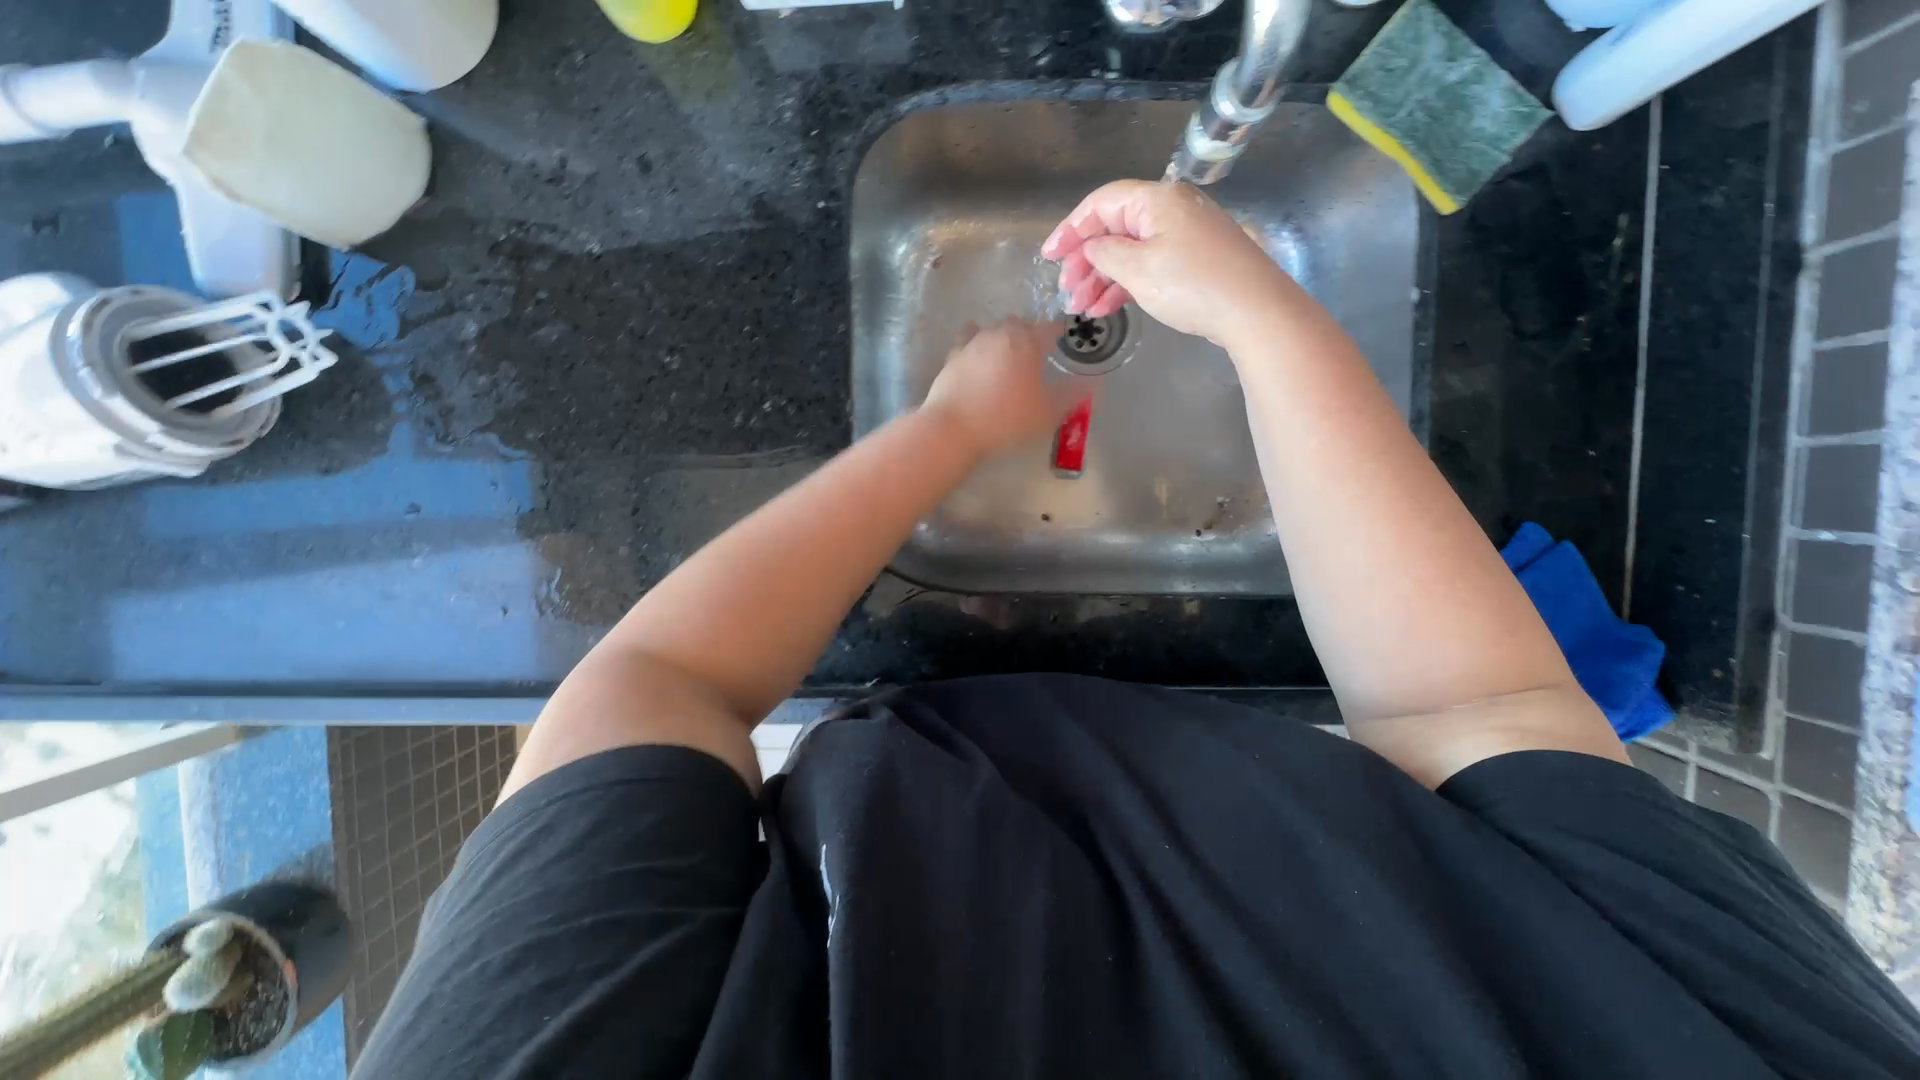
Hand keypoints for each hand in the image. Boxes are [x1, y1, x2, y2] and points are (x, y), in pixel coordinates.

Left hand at [922, 318, 1073, 456]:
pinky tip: (975, 344)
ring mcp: (973, 343)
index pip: (1048, 328)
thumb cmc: (1007, 418)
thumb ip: (1071, 394)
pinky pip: (967, 340)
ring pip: (993, 330)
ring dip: (1003, 336)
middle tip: (1036, 349)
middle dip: (1029, 333)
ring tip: (1008, 350)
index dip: (1058, 331)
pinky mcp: (952, 356)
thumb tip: (1092, 382)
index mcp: (1027, 342)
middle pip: (1019, 325)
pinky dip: (975, 340)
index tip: (1063, 335)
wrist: (954, 427)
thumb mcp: (1047, 412)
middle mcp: (1000, 334)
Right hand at [1042, 180, 1293, 347]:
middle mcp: (1172, 209)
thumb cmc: (1192, 285)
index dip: (1070, 229)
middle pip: (1116, 227)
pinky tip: (1108, 308)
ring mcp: (1186, 235)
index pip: (1102, 203)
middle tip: (1067, 291)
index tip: (1049, 257)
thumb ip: (1105, 253)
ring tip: (1082, 308)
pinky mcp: (1195, 260)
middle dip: (1086, 260)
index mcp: (1157, 199)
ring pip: (1131, 250)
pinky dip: (1126, 284)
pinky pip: (1149, 265)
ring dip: (1102, 278)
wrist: (1255, 311)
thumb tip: (1092, 247)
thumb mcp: (1138, 269)